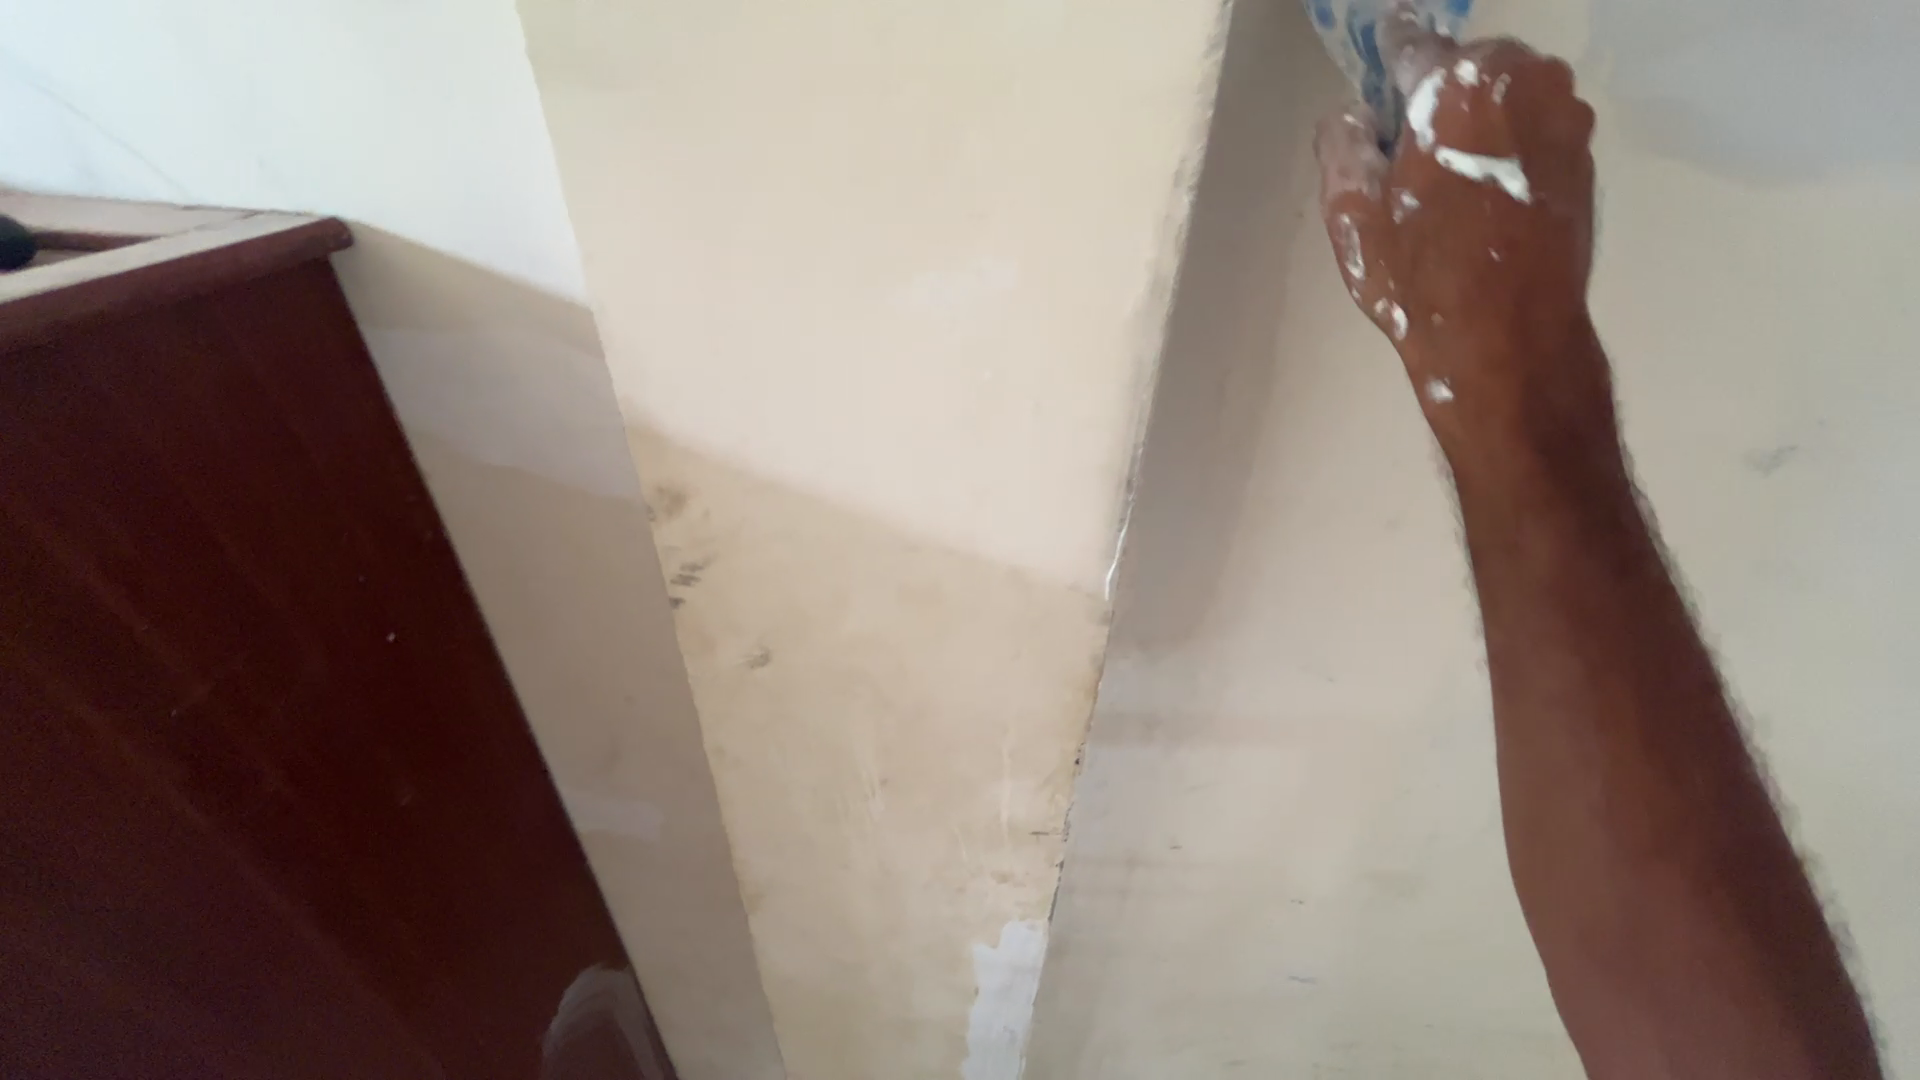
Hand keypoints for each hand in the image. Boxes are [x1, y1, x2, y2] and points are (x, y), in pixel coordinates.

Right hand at [1314, 8, 1607, 469]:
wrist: (1505, 334)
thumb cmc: (1417, 278)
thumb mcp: (1351, 220)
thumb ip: (1342, 150)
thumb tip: (1350, 116)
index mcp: (1456, 88)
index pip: (1413, 46)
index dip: (1390, 44)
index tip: (1381, 36)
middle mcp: (1523, 80)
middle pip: (1467, 67)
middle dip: (1436, 93)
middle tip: (1406, 144)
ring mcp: (1564, 114)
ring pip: (1506, 93)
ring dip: (1474, 117)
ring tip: (1446, 176)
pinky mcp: (1583, 152)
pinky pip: (1533, 126)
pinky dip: (1506, 142)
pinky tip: (1482, 194)